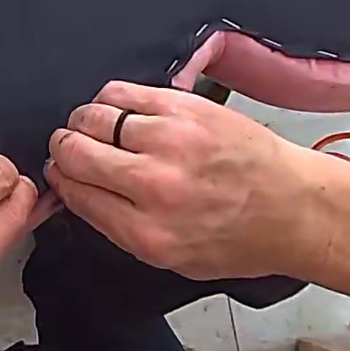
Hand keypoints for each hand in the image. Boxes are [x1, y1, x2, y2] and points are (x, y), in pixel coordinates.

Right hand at [45, 81, 340, 280]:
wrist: (290, 205)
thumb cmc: (239, 235)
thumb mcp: (174, 259)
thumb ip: (120, 227)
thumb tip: (78, 191)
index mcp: (147, 233)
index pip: (75, 193)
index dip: (60, 178)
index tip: (60, 170)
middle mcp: (153, 186)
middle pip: (76, 152)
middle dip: (64, 147)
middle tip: (70, 145)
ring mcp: (170, 141)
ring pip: (94, 117)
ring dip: (85, 121)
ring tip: (93, 125)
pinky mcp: (184, 107)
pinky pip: (122, 91)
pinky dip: (109, 99)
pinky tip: (117, 109)